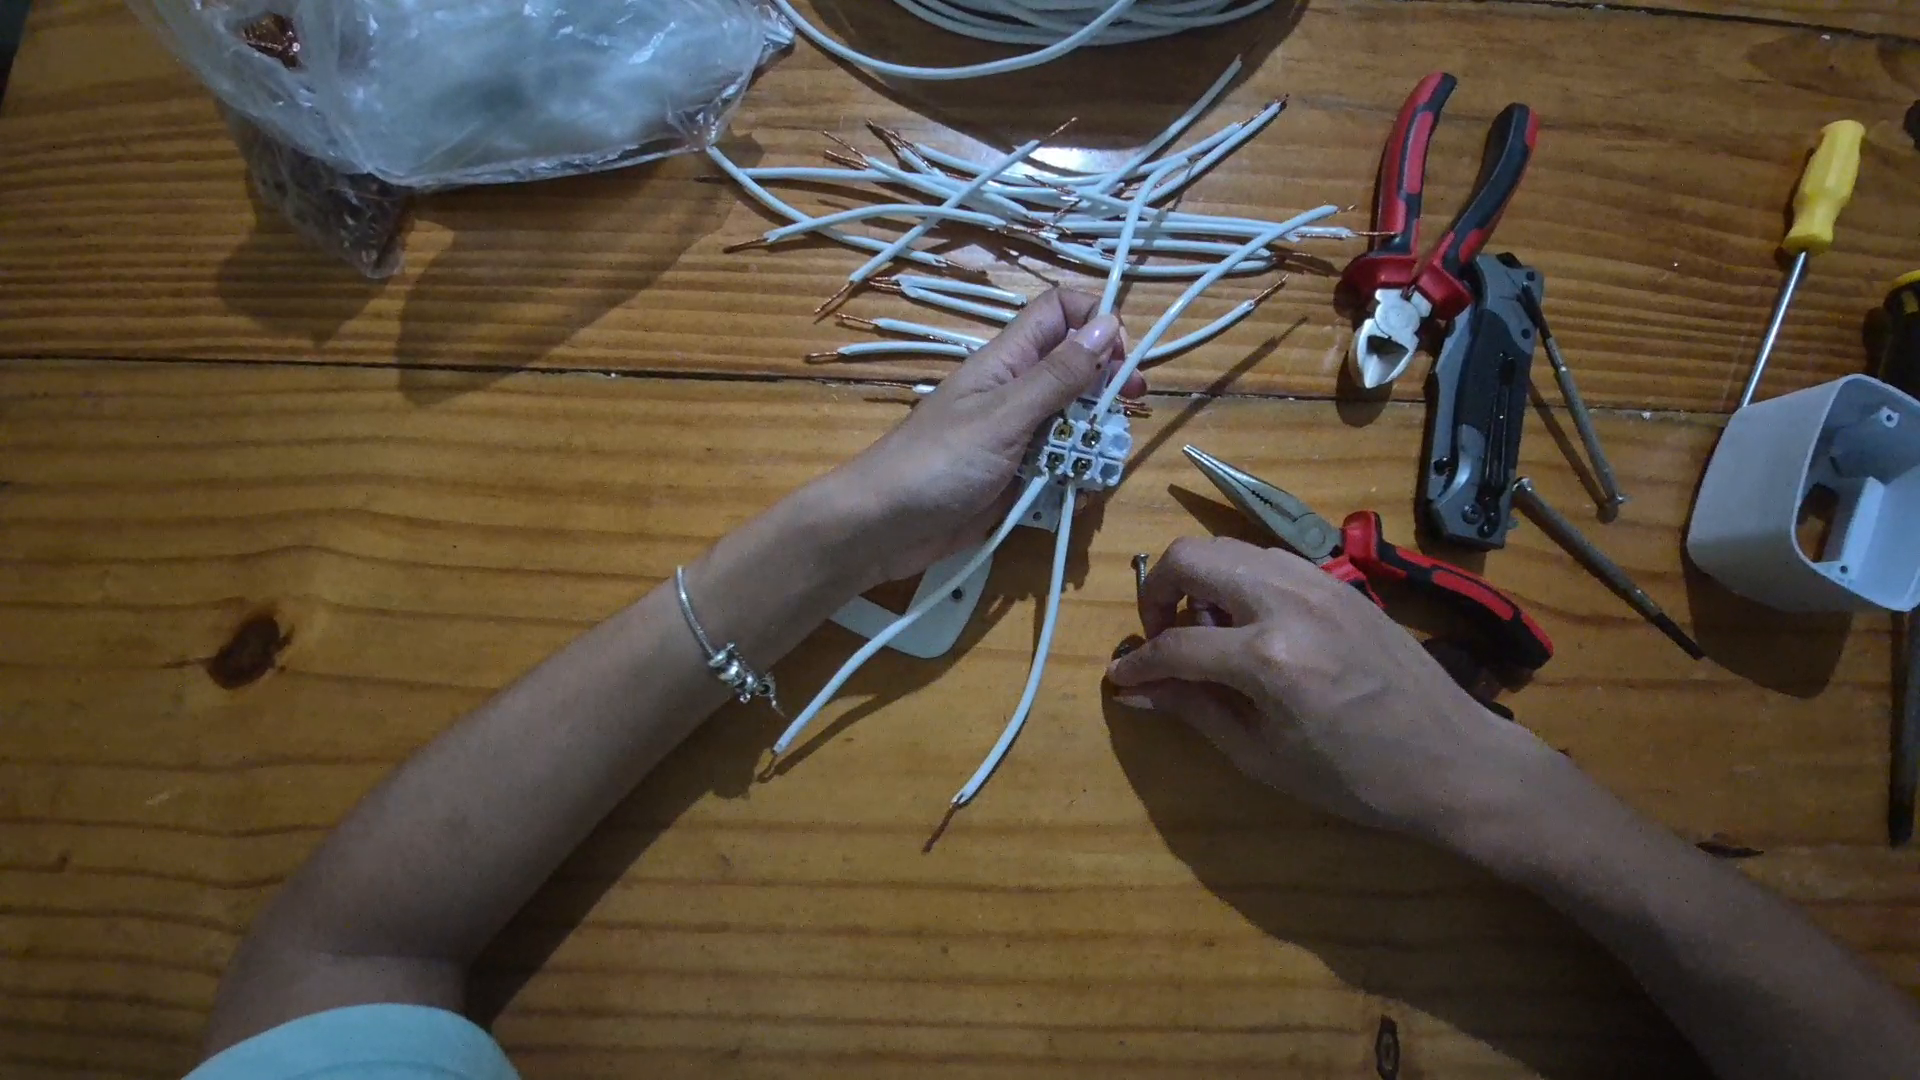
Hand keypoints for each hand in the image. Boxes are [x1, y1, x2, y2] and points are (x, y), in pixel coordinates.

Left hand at [829, 288, 1138, 587]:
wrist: (883, 528)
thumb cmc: (937, 463)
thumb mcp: (1003, 416)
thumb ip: (1056, 377)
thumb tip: (1109, 323)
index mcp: (1006, 363)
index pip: (1058, 315)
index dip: (1095, 324)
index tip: (1122, 360)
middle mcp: (1014, 396)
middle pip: (1076, 375)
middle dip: (1106, 393)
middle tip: (1126, 416)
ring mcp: (1014, 442)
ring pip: (1072, 429)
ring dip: (1091, 447)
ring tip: (1094, 469)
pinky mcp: (1013, 483)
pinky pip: (1056, 474)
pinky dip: (1071, 485)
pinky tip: (1074, 500)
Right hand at [1105, 536, 1559, 837]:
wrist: (1459, 763)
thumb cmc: (1356, 778)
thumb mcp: (1261, 755)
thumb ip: (1192, 709)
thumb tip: (1132, 689)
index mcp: (1268, 657)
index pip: (1174, 643)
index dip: (1138, 661)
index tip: (1122, 676)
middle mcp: (1287, 601)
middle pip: (1191, 557)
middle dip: (1157, 591)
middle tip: (1161, 634)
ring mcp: (1317, 582)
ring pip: (1227, 548)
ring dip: (1200, 581)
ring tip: (1207, 632)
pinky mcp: (1338, 582)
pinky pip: (1266, 559)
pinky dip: (1237, 580)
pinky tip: (1250, 625)